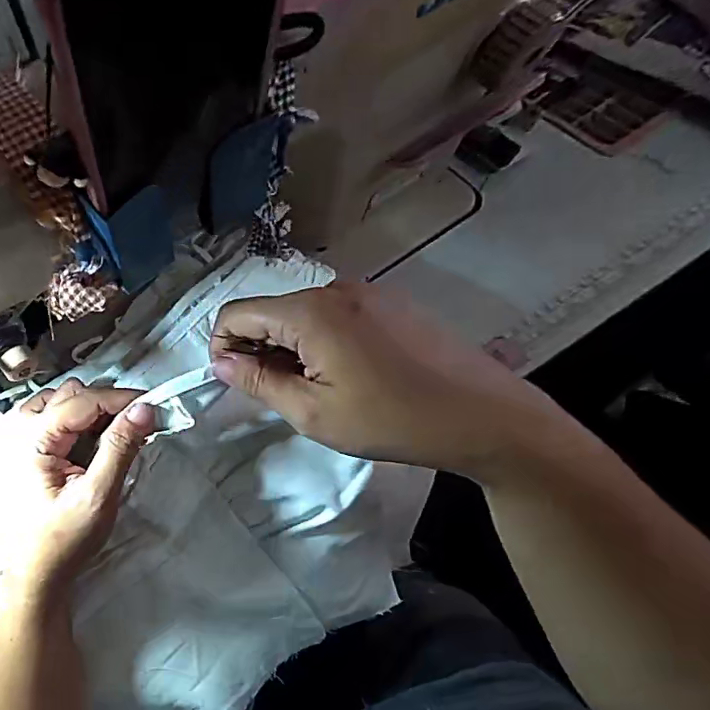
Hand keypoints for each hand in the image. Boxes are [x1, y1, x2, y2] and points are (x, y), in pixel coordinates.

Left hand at [0, 379, 156, 601]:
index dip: (121, 399)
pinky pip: (50, 415)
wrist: (35, 570)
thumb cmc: (63, 539)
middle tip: (136, 427)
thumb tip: (144, 410)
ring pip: (60, 400)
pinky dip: (75, 422)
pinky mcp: (19, 445)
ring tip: (113, 437)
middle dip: (106, 404)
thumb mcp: (98, 495)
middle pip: (70, 394)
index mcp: (30, 438)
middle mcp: (15, 428)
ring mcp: (13, 434)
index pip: (83, 400)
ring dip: (89, 411)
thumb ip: (120, 448)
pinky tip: (90, 445)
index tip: (153, 406)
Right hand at [208, 283, 572, 479]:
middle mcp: (335, 289)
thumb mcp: (312, 412)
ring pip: (300, 314)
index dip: (222, 346)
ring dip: (288, 347)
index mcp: (310, 312)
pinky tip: (345, 374)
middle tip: (274, 392)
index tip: (234, 381)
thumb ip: (258, 382)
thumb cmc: (392, 419)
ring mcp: (368, 293)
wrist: (487, 418)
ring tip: (313, 388)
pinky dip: (319, 340)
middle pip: (268, 311)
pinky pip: (333, 315)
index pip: (236, 314)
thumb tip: (222, 362)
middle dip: (256, 348)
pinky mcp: (391, 304)